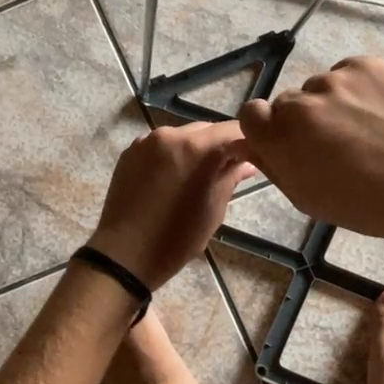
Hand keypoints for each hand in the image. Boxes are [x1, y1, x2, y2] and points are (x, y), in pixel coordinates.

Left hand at [86, 122, 254, 290]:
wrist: (125, 253)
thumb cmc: (177, 237)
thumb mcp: (213, 209)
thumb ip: (231, 177)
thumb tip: (246, 162)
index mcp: (196, 148)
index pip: (234, 130)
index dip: (249, 142)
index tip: (257, 157)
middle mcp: (170, 135)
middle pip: (207, 130)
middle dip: (221, 145)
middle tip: (228, 170)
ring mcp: (146, 141)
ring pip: (182, 136)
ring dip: (195, 149)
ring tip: (198, 176)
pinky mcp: (130, 152)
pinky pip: (160, 146)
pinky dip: (172, 155)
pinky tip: (172, 178)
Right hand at [237, 57, 383, 248]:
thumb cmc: (367, 206)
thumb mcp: (307, 198)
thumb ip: (271, 166)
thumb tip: (249, 143)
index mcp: (280, 138)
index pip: (250, 113)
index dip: (266, 127)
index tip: (287, 141)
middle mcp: (301, 103)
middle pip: (288, 102)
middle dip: (303, 120)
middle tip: (335, 143)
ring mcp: (337, 80)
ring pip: (321, 87)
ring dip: (332, 104)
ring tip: (366, 130)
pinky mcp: (369, 66)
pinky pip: (349, 72)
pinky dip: (358, 89)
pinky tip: (380, 114)